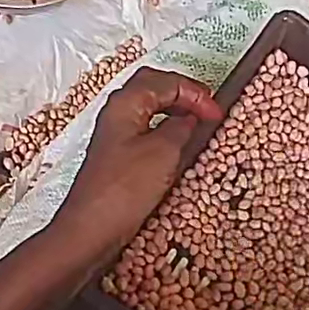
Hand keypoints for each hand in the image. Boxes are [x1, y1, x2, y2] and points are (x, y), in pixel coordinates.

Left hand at [54, 67, 222, 260]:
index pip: (165, 81)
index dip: (195, 92)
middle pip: (153, 87)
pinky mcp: (118, 159)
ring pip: (148, 110)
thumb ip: (180, 128)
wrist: (92, 228)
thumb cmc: (124, 189)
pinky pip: (145, 133)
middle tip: (207, 108)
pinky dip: (165, 132)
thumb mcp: (163, 152)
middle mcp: (117, 114)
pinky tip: (177, 148)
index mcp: (126, 104)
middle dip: (182, 93)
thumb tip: (189, 119)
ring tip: (197, 124)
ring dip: (174, 112)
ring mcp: (116, 137)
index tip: (216, 112)